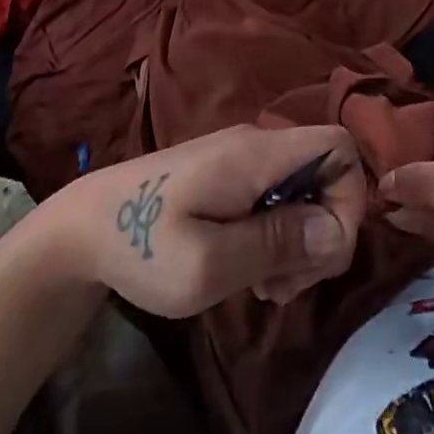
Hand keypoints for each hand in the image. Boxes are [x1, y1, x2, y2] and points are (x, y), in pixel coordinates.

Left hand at [41, 124, 364, 317]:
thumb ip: (276, 243)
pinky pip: (275, 203)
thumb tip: (337, 230)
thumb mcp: (209, 262)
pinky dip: (276, 241)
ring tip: (262, 287)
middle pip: (326, 177)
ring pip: (303, 196)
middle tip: (282, 284)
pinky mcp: (227, 180)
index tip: (317, 254)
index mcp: (254, 154)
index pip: (339, 146)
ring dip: (297, 247)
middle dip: (321, 237)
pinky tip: (250, 273)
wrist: (84, 229)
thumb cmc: (140, 246)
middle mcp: (253, 147)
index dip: (349, 199)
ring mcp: (239, 161)